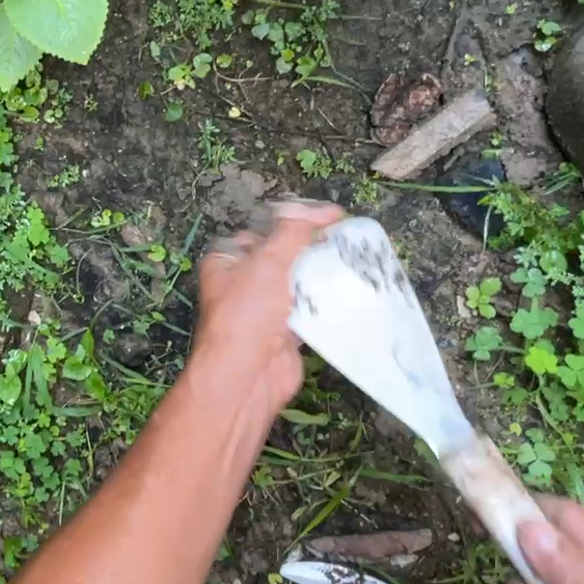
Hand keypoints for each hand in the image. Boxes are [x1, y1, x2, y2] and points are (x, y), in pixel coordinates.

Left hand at [192, 199, 341, 414]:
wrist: (248, 374)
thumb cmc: (247, 313)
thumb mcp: (267, 262)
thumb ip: (293, 233)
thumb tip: (321, 209)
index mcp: (226, 259)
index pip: (263, 230)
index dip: (295, 221)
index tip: (331, 216)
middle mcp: (241, 281)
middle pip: (282, 256)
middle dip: (312, 249)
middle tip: (348, 238)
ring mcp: (262, 307)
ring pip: (297, 282)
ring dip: (322, 275)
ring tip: (357, 260)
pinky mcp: (283, 330)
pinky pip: (308, 308)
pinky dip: (326, 302)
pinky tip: (352, 290)